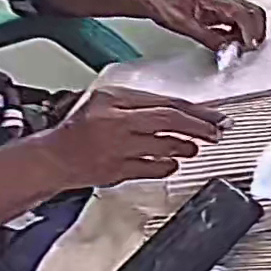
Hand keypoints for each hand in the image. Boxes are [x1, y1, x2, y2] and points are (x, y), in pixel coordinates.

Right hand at [30, 86, 224, 188]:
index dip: (199, 112)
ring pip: (166, 146)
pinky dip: (169, 166)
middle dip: (200, 128)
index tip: (219, 118)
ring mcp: (114, 147)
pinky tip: (170, 163)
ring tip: (190, 147)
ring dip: (186, 148)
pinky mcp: (115, 170)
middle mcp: (113, 121)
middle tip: (216, 134)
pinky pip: (156, 168)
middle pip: (169, 120)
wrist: (51, 159)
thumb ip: (148, 106)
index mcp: (113, 99)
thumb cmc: (86, 129)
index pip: (167, 103)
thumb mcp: (112, 104)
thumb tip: (195, 113)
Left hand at [132, 0, 266, 51]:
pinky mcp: (222, 9)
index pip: (243, 13)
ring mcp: (223, 2)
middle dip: (257, 31)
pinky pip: (240, 20)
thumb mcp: (184, 26)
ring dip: (249, 32)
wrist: (151, 0)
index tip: (250, 45)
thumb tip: (226, 49)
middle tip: (251, 46)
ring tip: (238, 44)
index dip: (251, 30)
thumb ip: (208, 39)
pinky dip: (241, 31)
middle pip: (254, 12)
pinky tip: (230, 39)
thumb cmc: (163, 7)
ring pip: (250, 16)